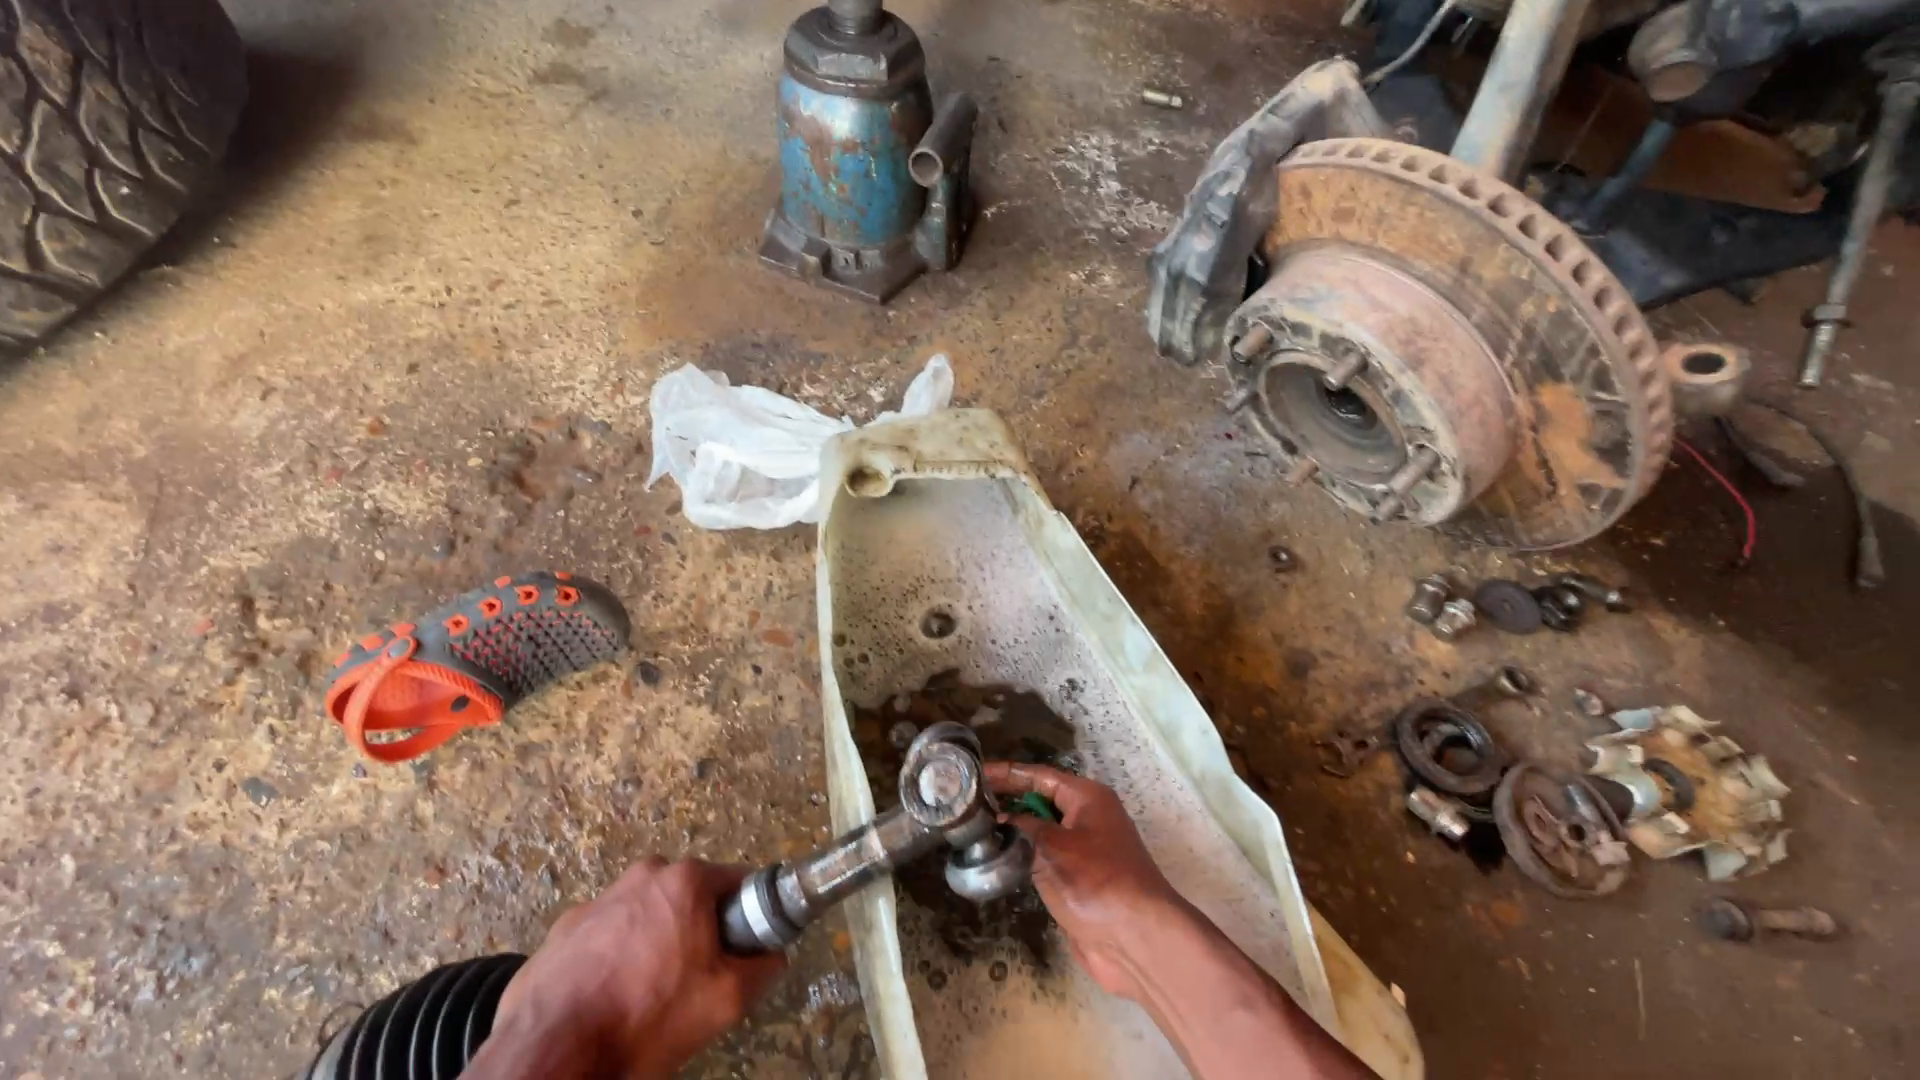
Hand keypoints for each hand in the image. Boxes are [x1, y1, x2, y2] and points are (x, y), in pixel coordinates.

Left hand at [473, 859, 786, 1079]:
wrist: (552, 1054)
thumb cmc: (648, 1017)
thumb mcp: (728, 1000)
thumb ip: (764, 967)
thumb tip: (772, 956)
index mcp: (684, 880)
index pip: (738, 882)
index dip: (746, 917)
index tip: (740, 953)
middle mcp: (642, 876)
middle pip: (690, 897)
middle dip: (698, 929)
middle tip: (696, 978)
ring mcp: (596, 901)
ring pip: (646, 915)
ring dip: (655, 942)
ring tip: (647, 994)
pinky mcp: (562, 931)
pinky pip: (606, 937)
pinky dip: (614, 959)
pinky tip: (609, 999)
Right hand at [986, 762, 1187, 1002]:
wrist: (1137, 939)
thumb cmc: (1096, 881)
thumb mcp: (1054, 847)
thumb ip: (1023, 829)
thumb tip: (1001, 820)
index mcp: (1087, 798)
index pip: (1039, 776)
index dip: (1006, 773)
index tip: (975, 773)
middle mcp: (1088, 818)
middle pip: (1041, 801)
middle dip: (1008, 801)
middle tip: (968, 802)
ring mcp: (1084, 851)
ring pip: (1042, 832)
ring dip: (1014, 831)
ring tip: (974, 829)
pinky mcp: (1079, 881)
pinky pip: (1046, 859)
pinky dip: (1024, 857)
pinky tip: (997, 860)